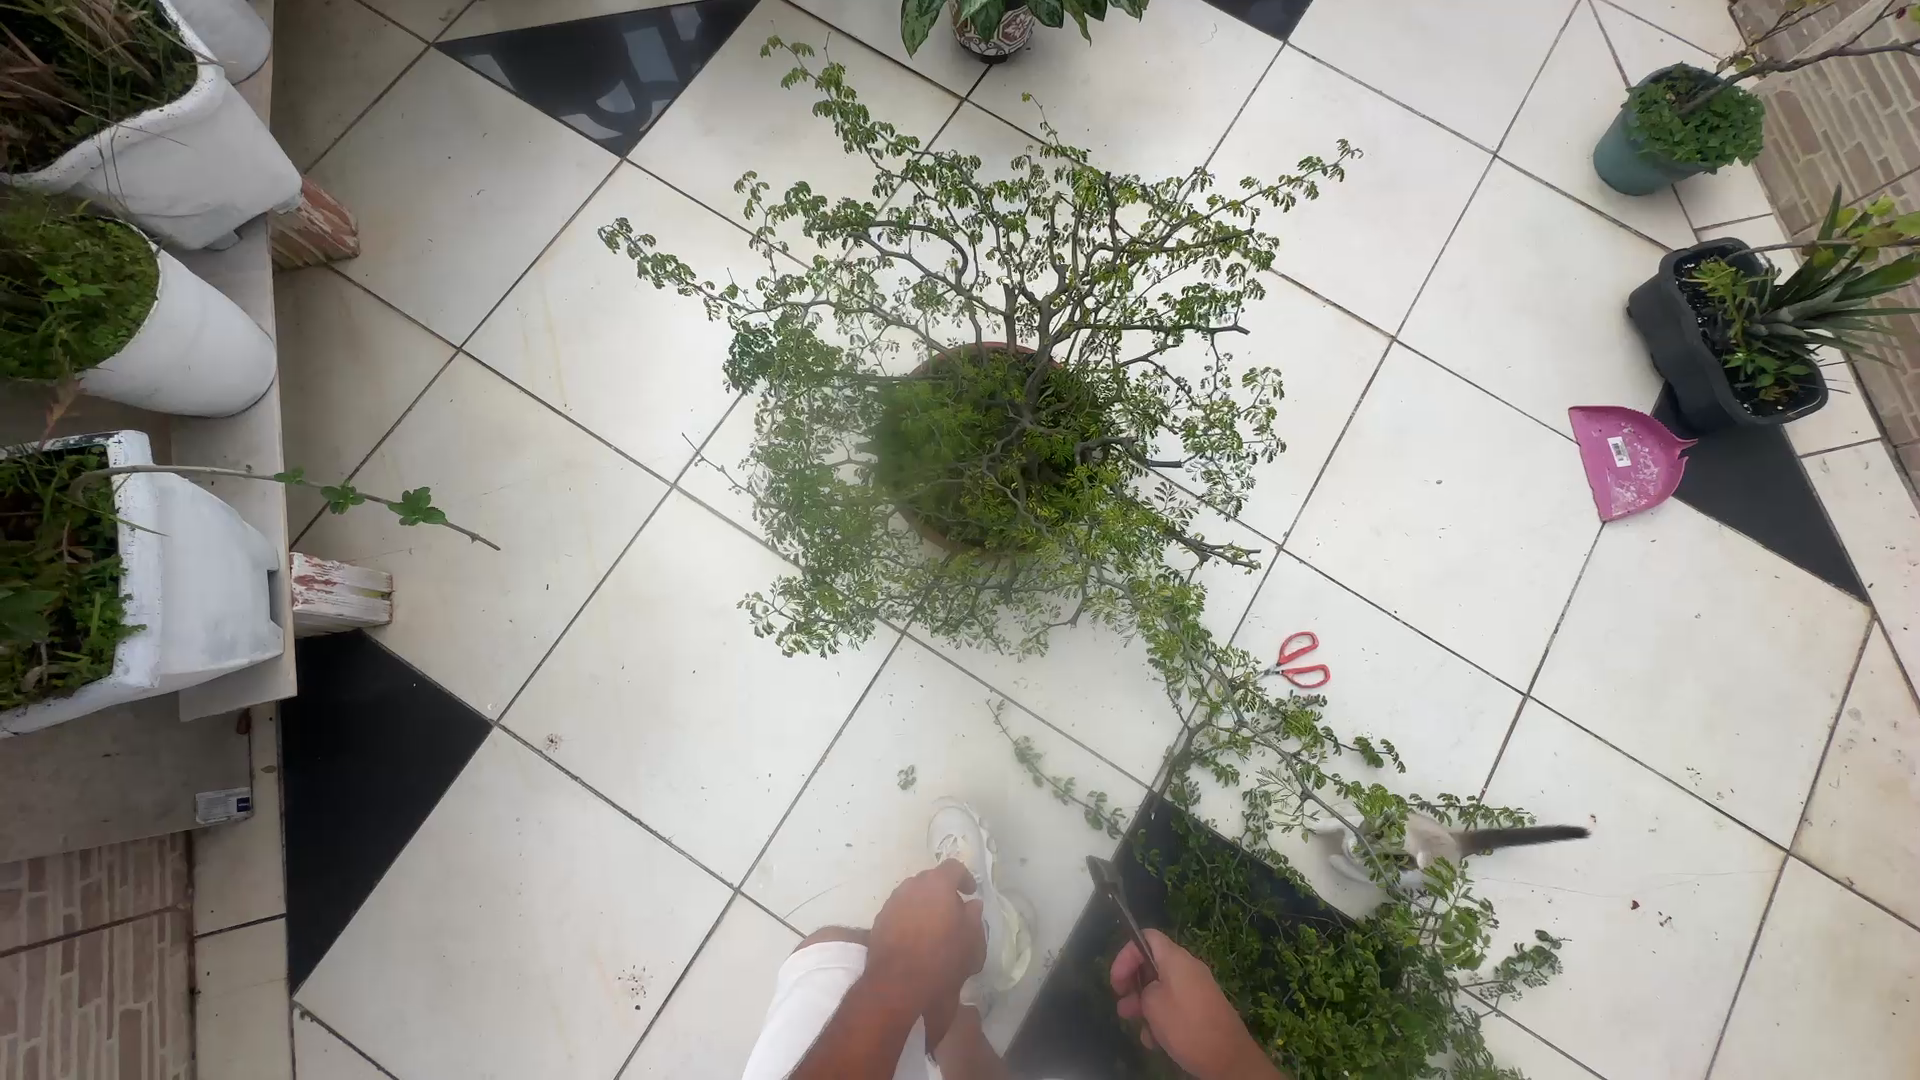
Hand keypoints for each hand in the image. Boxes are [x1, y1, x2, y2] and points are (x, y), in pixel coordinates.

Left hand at [866, 860, 985, 1016]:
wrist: (898, 985)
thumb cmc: (942, 960)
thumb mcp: (971, 941)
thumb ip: (974, 916)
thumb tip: (972, 904)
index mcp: (938, 884)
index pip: (953, 867)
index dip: (964, 878)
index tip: (970, 893)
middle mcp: (912, 885)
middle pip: (931, 880)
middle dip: (943, 892)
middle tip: (953, 913)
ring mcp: (893, 902)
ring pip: (913, 895)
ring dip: (924, 905)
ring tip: (933, 929)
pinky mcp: (879, 920)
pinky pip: (899, 911)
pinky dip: (909, 918)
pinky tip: (915, 940)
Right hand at [1110, 929, 1279, 1079]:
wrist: (1231, 1061)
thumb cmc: (1187, 1026)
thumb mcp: (1153, 1005)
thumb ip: (1143, 991)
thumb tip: (1148, 992)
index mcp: (1176, 958)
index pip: (1146, 937)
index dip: (1126, 954)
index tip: (1117, 980)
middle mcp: (1188, 968)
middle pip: (1153, 965)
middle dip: (1134, 985)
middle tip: (1122, 1004)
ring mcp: (1198, 990)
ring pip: (1163, 989)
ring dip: (1146, 1005)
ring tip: (1135, 1025)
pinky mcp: (1204, 1010)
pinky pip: (1176, 1005)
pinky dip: (1163, 1018)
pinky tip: (1155, 1041)